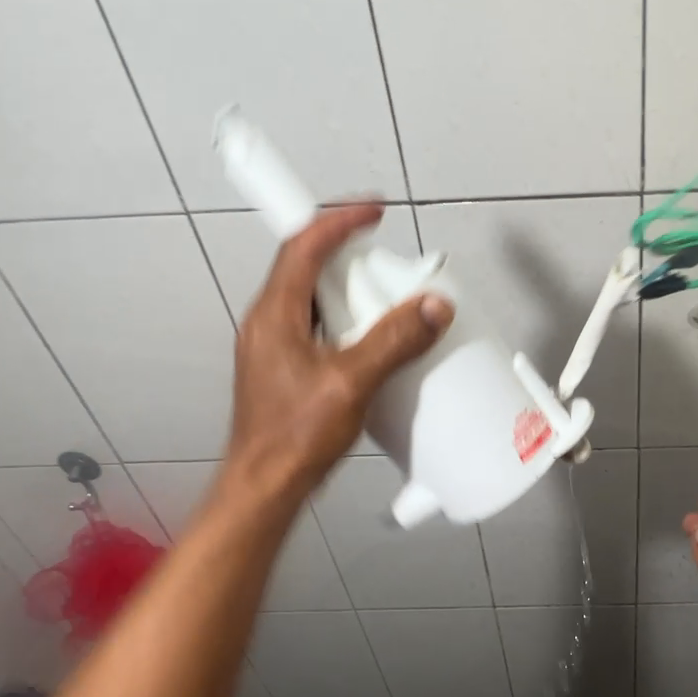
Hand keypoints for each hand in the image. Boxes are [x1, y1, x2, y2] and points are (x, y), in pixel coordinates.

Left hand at [223, 202, 451, 496]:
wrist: (265, 486)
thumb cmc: (295, 437)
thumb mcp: (352, 384)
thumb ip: (393, 342)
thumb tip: (432, 306)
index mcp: (275, 315)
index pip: (303, 246)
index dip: (338, 220)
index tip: (373, 210)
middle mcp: (268, 324)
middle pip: (305, 268)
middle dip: (346, 253)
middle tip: (386, 259)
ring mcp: (273, 348)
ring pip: (311, 300)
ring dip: (347, 290)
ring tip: (386, 299)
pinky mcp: (284, 370)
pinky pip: (316, 328)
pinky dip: (345, 322)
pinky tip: (372, 344)